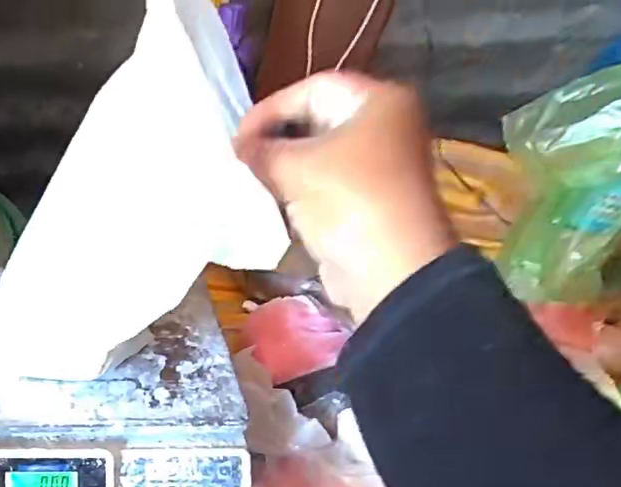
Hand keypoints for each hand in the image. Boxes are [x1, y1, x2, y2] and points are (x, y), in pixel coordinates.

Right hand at [235, 72, 456, 323]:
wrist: (385, 265)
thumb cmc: (347, 202)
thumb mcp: (296, 169)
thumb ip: (262, 153)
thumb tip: (237, 149)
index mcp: (376, 102)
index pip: (314, 88)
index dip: (270, 109)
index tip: (235, 138)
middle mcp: (381, 125)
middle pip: (314, 121)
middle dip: (273, 140)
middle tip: (236, 161)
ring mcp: (373, 165)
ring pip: (315, 156)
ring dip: (279, 169)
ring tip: (245, 183)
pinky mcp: (361, 199)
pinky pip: (319, 185)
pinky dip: (292, 191)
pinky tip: (266, 205)